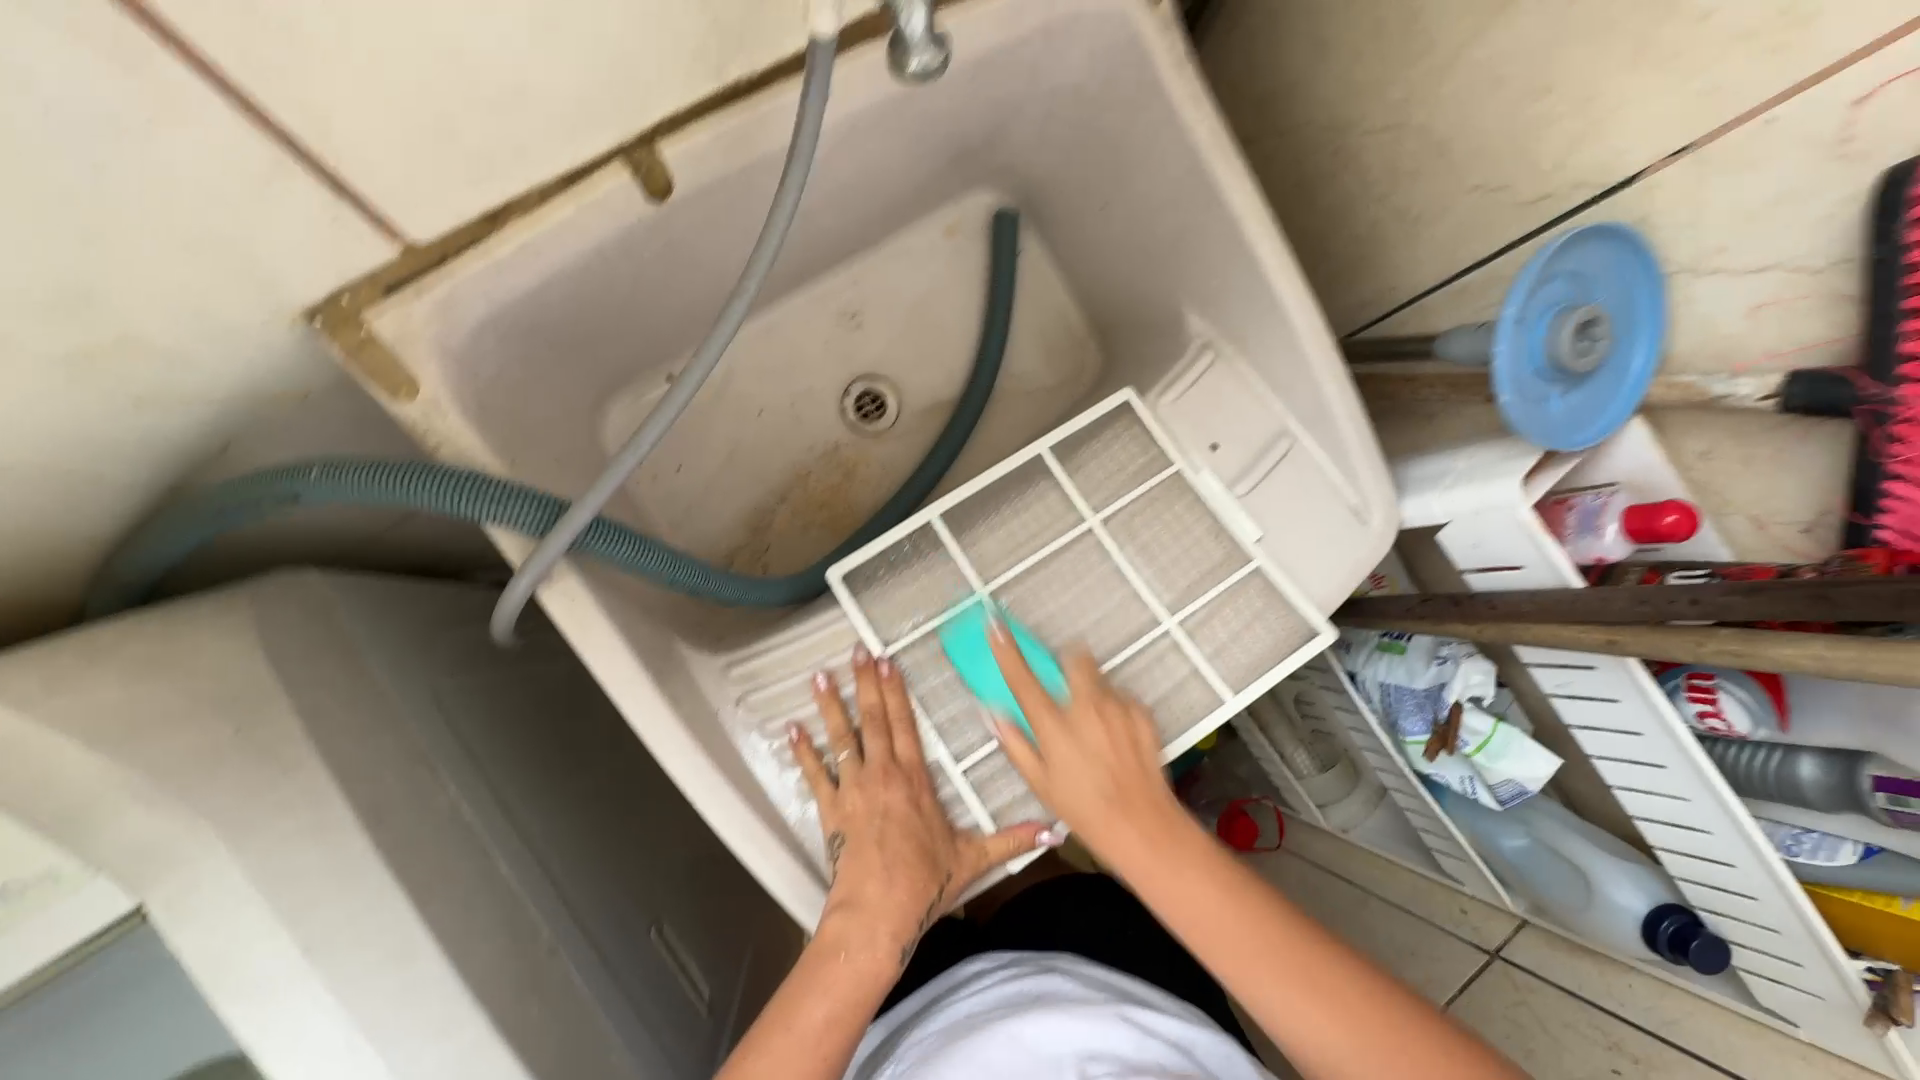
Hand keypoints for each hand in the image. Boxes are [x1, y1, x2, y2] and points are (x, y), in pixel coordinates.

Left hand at [791, 646, 1051, 967]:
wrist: (878, 911)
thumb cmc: (925, 882)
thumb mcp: (974, 858)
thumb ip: (1012, 840)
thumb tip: (1054, 833)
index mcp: (915, 779)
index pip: (905, 724)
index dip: (895, 691)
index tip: (886, 662)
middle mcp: (883, 774)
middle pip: (873, 719)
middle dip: (864, 683)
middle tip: (856, 652)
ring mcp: (853, 789)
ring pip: (842, 738)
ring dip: (831, 706)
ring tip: (818, 676)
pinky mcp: (831, 810)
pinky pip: (814, 774)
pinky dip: (803, 752)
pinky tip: (792, 730)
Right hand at [987, 620, 1193, 870]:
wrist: (1142, 824)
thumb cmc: (1084, 809)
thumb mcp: (1040, 783)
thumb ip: (1015, 743)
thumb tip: (993, 714)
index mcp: (1053, 724)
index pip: (1022, 677)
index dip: (1006, 648)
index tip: (996, 625)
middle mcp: (1085, 707)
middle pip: (1073, 658)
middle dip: (1067, 663)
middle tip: (1064, 686)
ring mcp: (1117, 707)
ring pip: (1099, 678)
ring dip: (1092, 690)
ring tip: (1094, 726)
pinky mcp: (1142, 713)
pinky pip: (1123, 698)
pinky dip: (1115, 709)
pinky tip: (1116, 738)